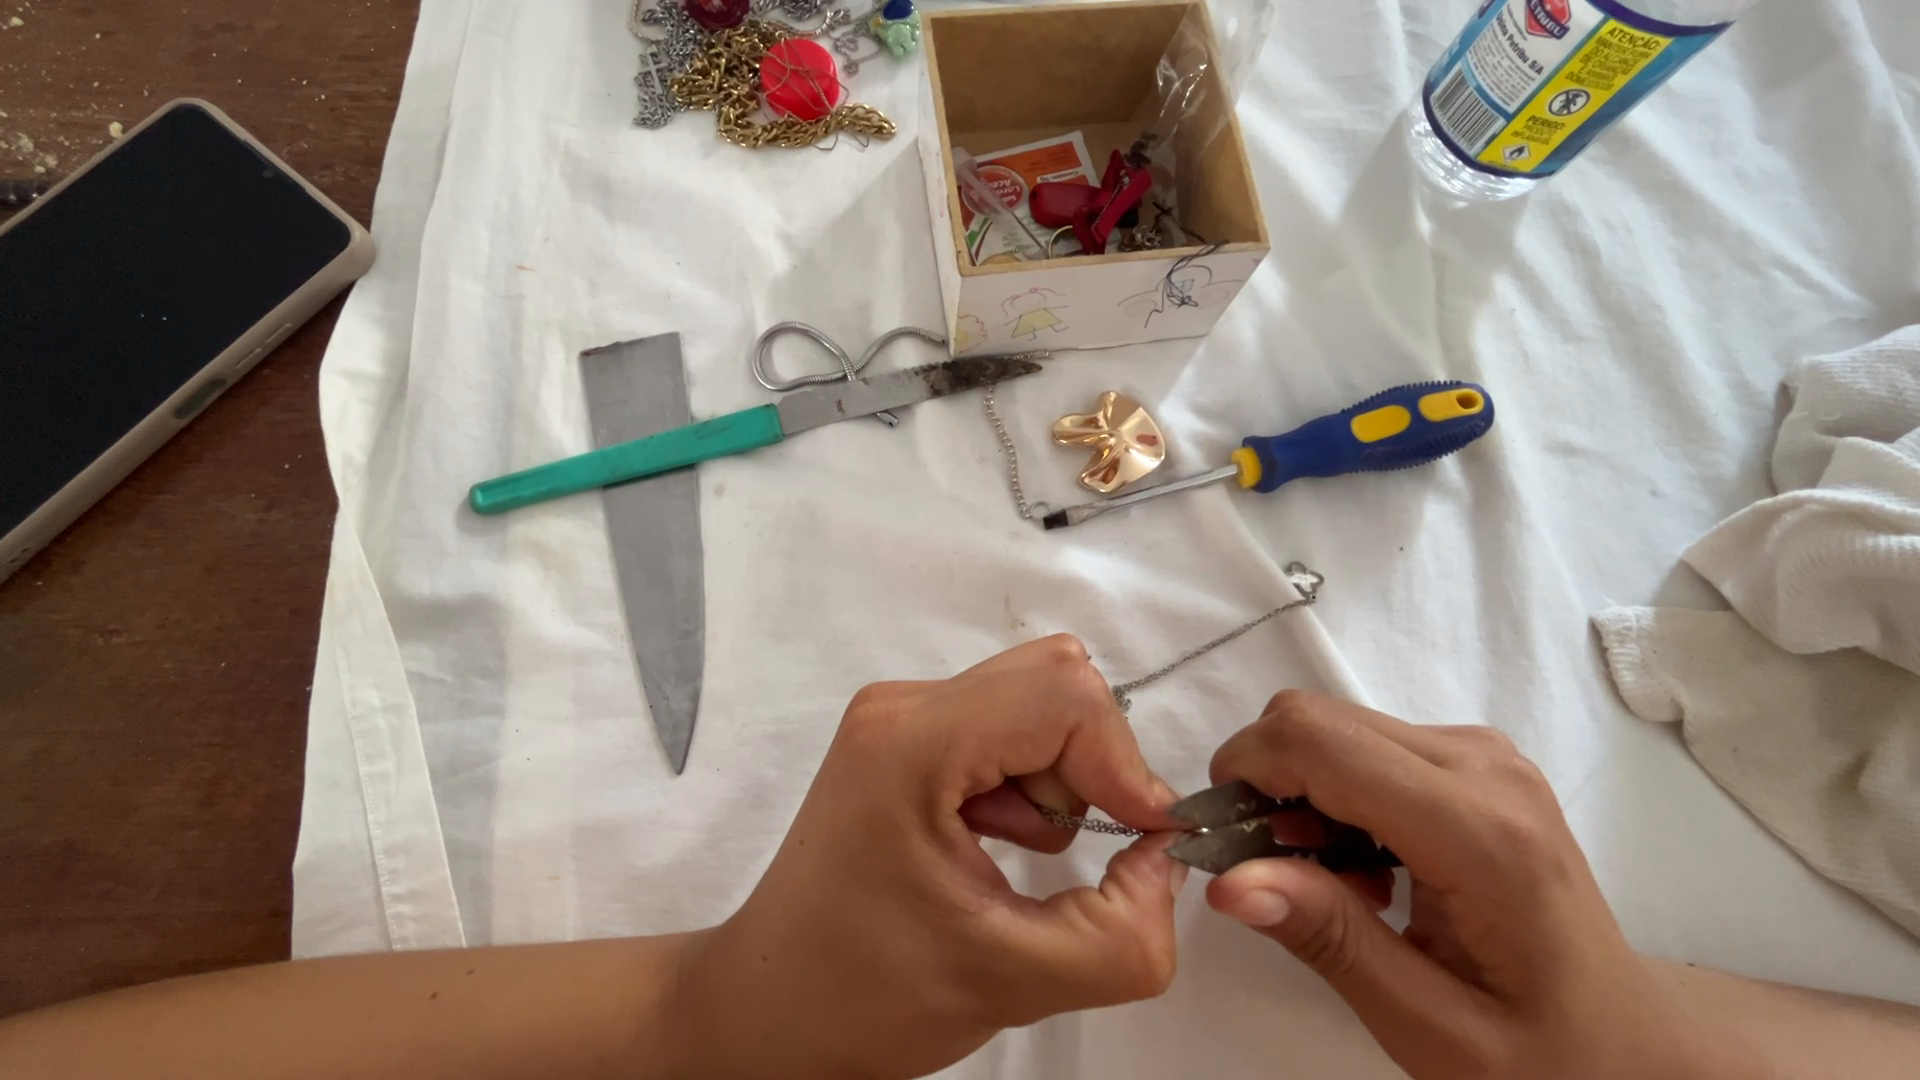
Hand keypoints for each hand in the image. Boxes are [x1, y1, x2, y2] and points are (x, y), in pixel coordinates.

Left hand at [671, 635, 1188, 1079]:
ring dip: (1053, 776)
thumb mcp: (1015, 981)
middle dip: (1088, 765)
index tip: (1141, 837)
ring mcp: (897, 710)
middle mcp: (901, 704)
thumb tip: (1166, 851)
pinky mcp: (904, 731)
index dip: (1121, 762)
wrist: (774, 1000)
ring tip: (1005, 852)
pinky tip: (985, 836)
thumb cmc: (869, 996)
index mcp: (912, 745)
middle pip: (1052, 681)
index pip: (1062, 695)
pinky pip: (1004, 720)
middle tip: (1062, 849)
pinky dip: (1025, 776)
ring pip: (1034, 698)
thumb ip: (1123, 931)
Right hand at [1203, 691, 1743, 1079]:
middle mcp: (1479, 762)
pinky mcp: (1467, 752)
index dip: (1246, 771)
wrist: (1637, 1041)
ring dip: (1294, 789)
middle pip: (1312, 718)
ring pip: (1326, 723)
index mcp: (1478, 831)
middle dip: (1264, 782)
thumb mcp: (1430, 1028)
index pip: (1319, 743)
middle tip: (1274, 868)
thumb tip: (1226, 880)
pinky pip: (1356, 737)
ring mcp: (1478, 749)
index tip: (1223, 838)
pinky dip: (1326, 787)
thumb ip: (1329, 940)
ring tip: (1327, 876)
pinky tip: (1359, 857)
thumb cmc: (1542, 1054)